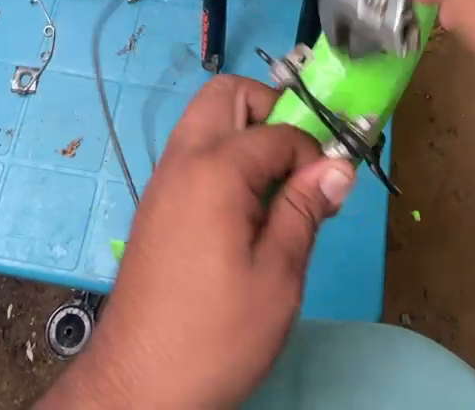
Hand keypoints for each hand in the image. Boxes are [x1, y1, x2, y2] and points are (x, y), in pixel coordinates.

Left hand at [43, 75, 355, 409]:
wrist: (136, 386)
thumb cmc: (214, 335)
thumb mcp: (277, 279)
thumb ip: (305, 211)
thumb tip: (339, 166)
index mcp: (214, 170)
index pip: (279, 131)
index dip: (313, 155)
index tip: (329, 191)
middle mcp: (182, 159)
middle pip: (227, 94)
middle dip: (270, 112)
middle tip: (295, 165)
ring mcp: (164, 179)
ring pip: (207, 119)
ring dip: (246, 134)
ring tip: (275, 191)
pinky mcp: (156, 203)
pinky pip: (194, 152)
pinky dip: (225, 157)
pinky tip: (245, 211)